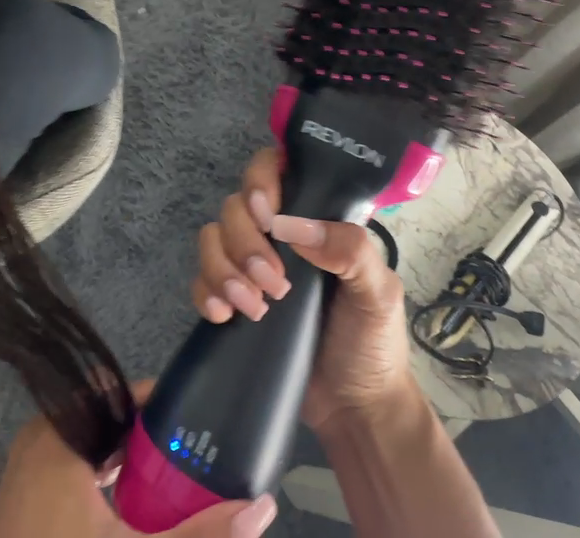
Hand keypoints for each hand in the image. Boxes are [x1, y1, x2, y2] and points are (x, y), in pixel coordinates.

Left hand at [0, 384, 277, 537]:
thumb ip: (199, 534)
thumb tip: (259, 509)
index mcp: (61, 436)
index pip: (115, 392)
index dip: (155, 398)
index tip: (193, 408)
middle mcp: (40, 438)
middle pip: (103, 415)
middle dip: (145, 430)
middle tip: (188, 444)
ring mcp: (27, 464)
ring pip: (86, 440)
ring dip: (124, 453)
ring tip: (168, 469)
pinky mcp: (23, 491)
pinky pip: (70, 461)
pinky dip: (101, 471)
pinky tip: (130, 497)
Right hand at [191, 149, 419, 431]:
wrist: (354, 409)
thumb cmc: (374, 343)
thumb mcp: (379, 292)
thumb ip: (348, 249)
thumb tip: (291, 226)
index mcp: (315, 221)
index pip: (276, 170)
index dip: (261, 180)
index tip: (267, 215)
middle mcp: (278, 236)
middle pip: (235, 207)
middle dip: (246, 243)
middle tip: (275, 284)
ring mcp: (250, 267)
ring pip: (212, 239)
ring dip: (225, 269)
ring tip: (254, 307)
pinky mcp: (232, 300)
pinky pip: (201, 280)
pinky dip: (207, 292)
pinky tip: (224, 315)